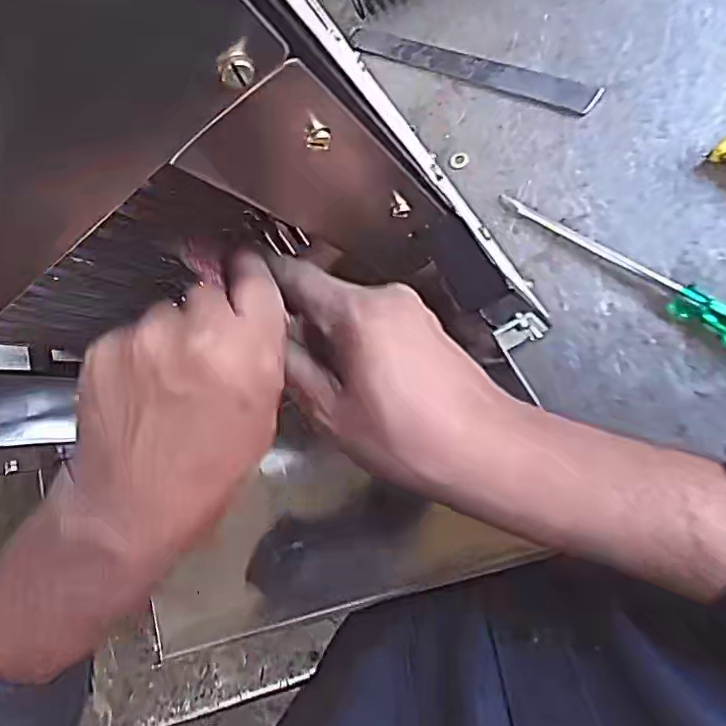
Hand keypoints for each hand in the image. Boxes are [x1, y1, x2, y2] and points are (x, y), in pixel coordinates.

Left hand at [65, 248, 289, 574]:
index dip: (247, 274)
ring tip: (164, 382)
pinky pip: (130, 332)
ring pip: (164, 312)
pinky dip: (134, 352)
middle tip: (199, 357)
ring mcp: (145, 336)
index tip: (241, 270)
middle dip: (205, 316)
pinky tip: (137, 387)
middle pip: (205, 292)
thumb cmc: (202, 474)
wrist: (131, 505)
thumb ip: (260, 355)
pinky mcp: (107, 344)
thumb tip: (252, 316)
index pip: (253, 278)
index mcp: (246, 352)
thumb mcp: (259, 418)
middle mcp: (196, 333)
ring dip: (167, 335)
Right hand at [271, 256, 516, 505]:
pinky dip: (350, 338)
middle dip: (294, 319)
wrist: (488, 451)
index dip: (260, 274)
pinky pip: (368, 317)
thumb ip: (291, 367)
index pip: (294, 274)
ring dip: (323, 332)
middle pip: (319, 292)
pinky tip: (354, 378)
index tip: (236, 273)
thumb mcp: (331, 412)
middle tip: (280, 356)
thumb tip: (266, 343)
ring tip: (323, 379)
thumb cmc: (417, 440)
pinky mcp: (420, 322)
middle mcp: (386, 298)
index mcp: (358, 312)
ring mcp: (407, 308)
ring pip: (343, 306)